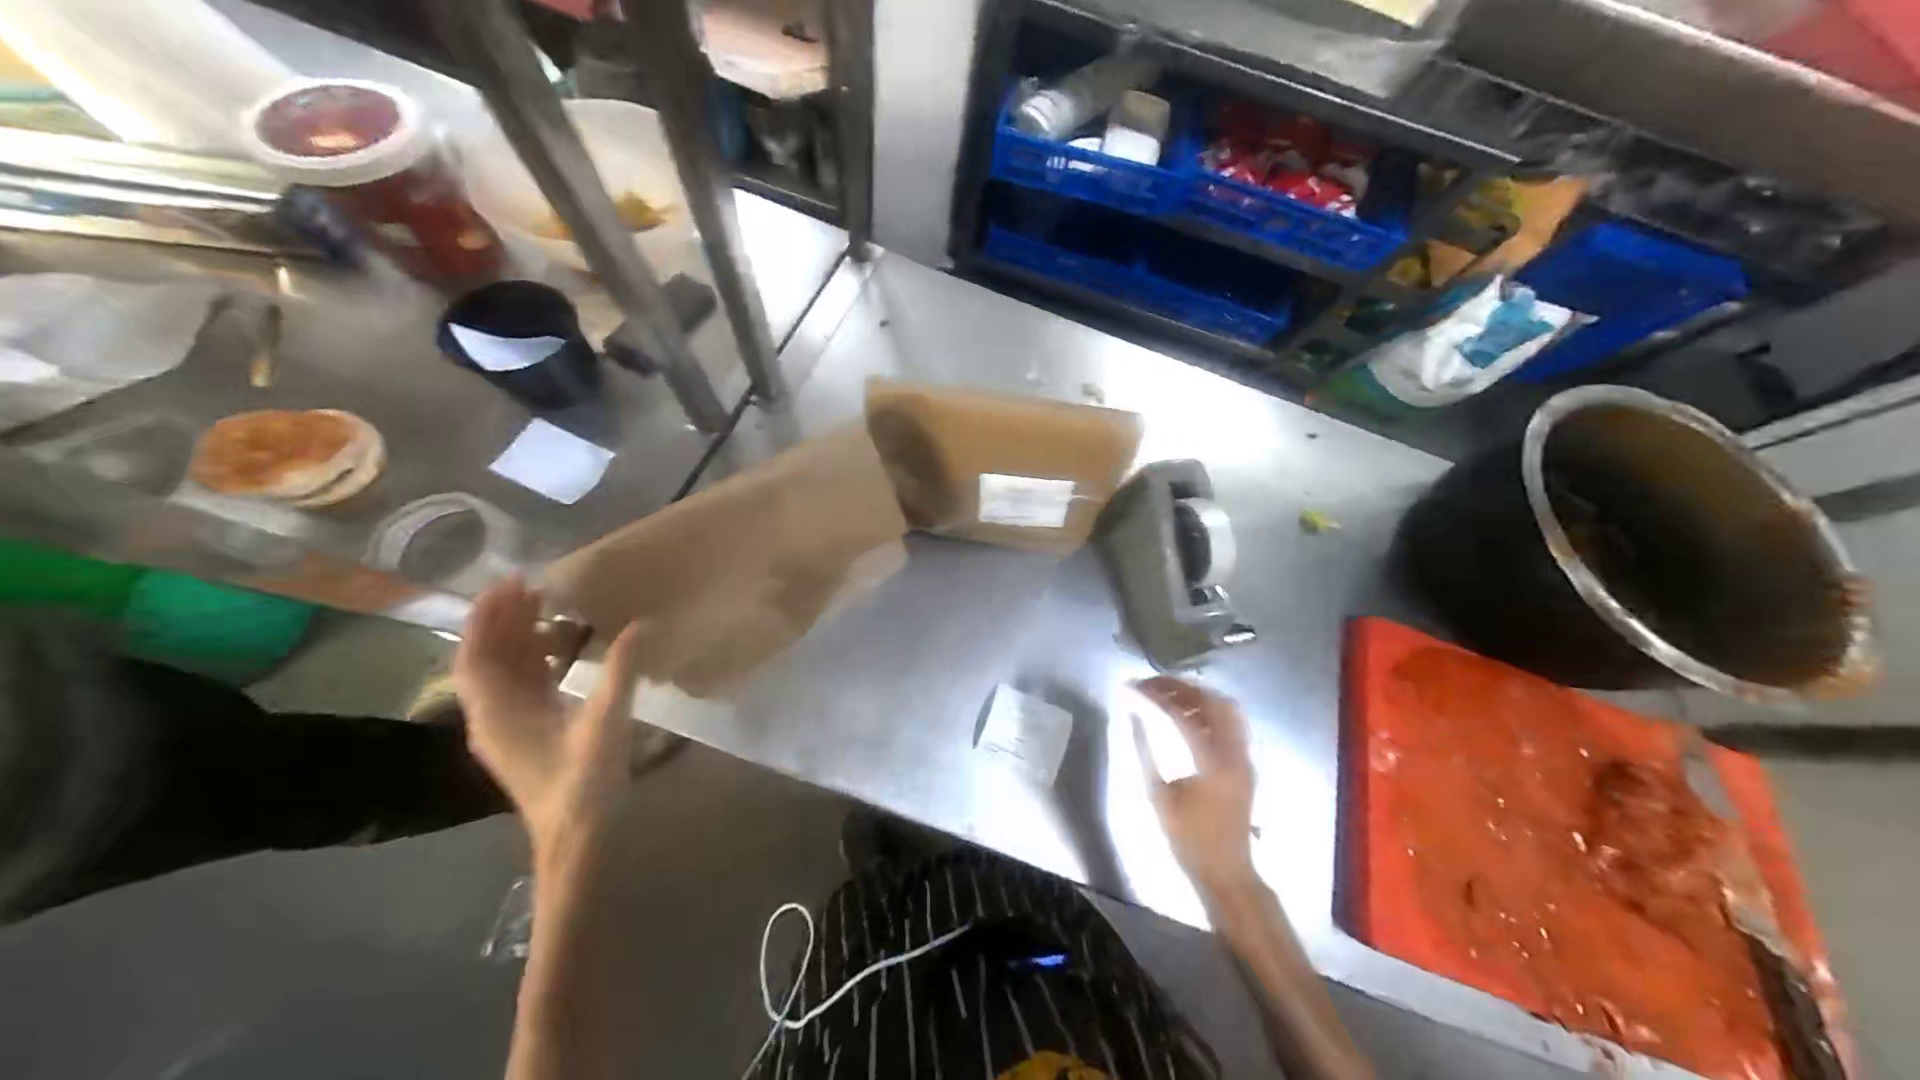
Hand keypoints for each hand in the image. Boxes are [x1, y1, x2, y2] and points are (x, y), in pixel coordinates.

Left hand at [453, 578, 645, 867]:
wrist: (578, 838)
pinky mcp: (531, 735)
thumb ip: (621, 671)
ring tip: (545, 607)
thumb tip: (642, 625)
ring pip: (504, 672)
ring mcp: (511, 728)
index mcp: (497, 714)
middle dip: (503, 620)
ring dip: (518, 638)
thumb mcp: (606, 723)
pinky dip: (534, 660)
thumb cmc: (583, 784)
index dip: (487, 617)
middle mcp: (494, 717)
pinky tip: (560, 648)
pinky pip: (523, 686)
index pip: (476, 655)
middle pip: (487, 659)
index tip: (510, 583)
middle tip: (531, 585)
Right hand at [1133, 675, 1257, 893]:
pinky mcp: (1246, 764)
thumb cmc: (1188, 838)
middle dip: (1181, 687)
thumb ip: (1146, 752)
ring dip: (1199, 695)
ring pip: (1228, 709)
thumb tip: (1134, 718)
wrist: (1227, 871)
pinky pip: (1232, 723)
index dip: (1157, 695)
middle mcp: (1234, 753)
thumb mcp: (1159, 796)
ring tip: (1171, 694)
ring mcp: (1244, 758)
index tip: (1135, 686)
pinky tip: (1190, 715)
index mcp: (1211, 762)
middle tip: (1153, 684)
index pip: (1183, 714)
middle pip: (1212, 702)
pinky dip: (1211, 710)